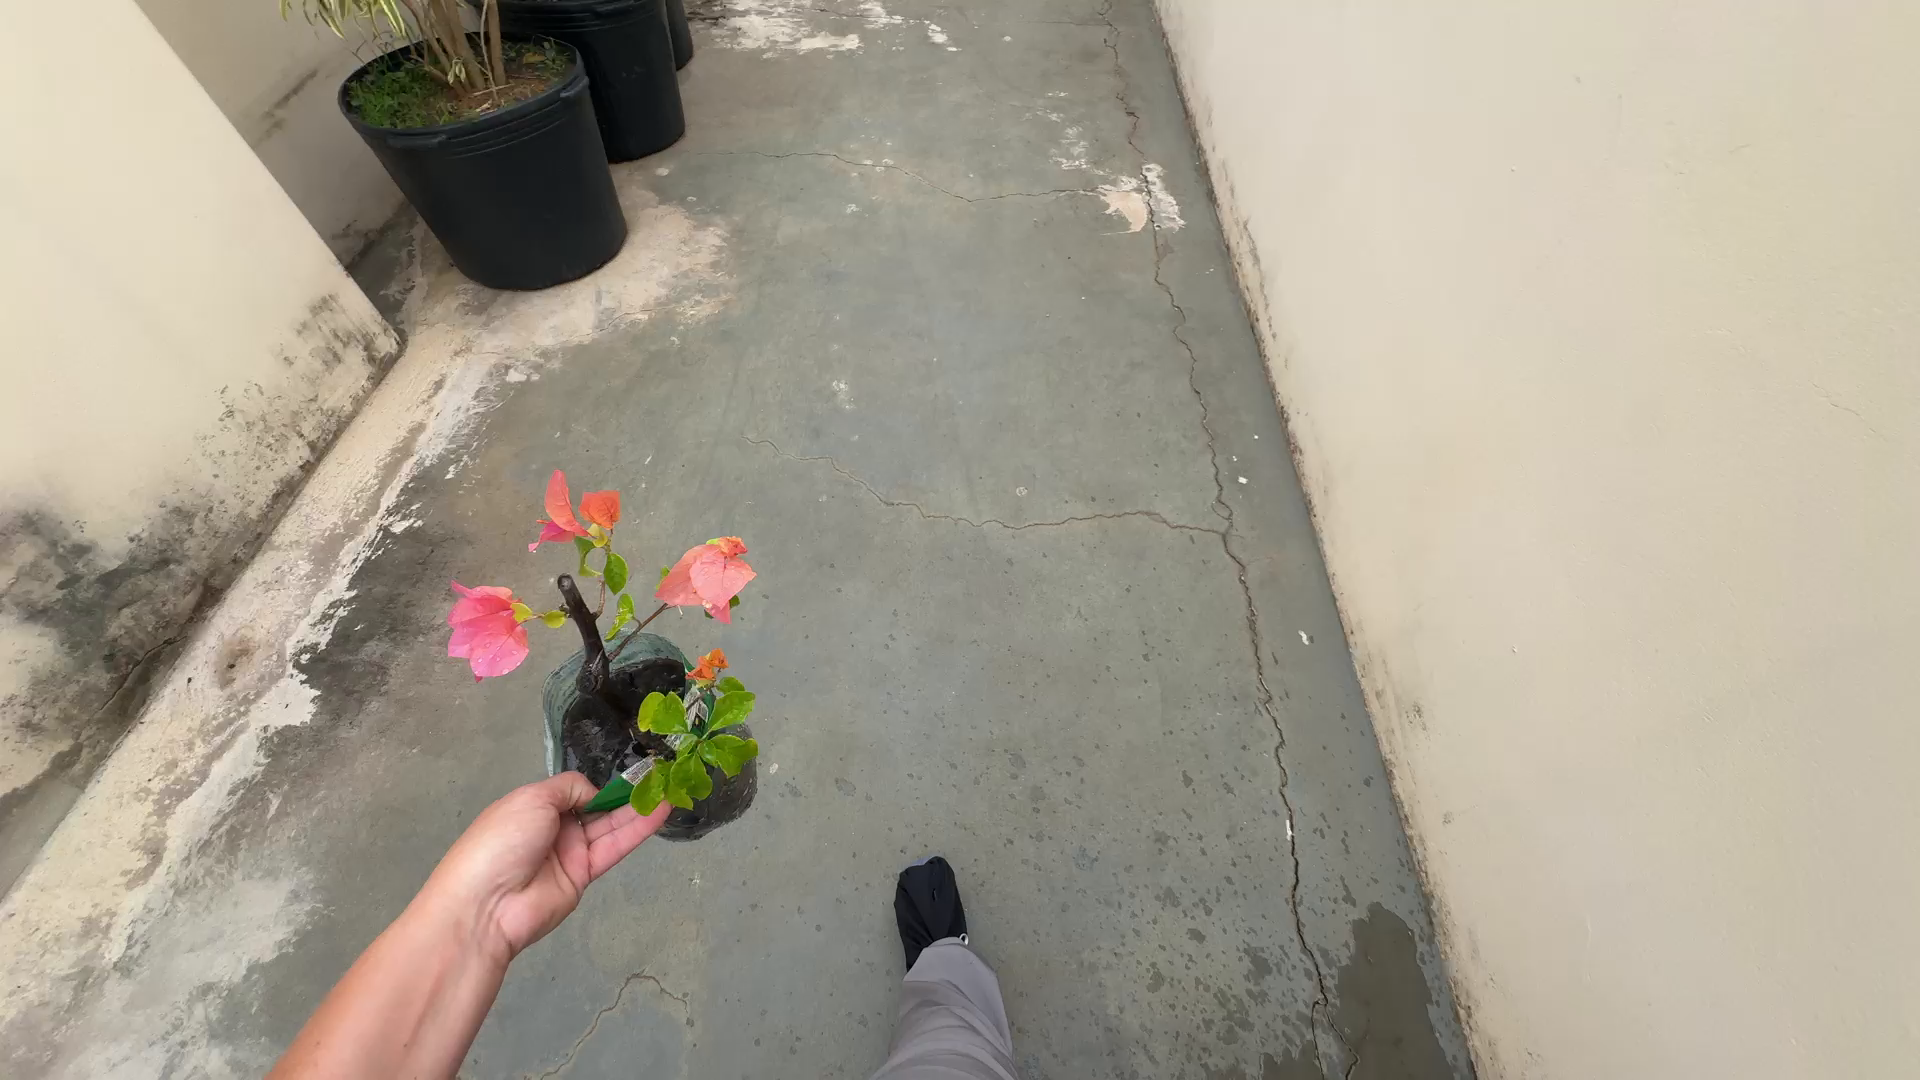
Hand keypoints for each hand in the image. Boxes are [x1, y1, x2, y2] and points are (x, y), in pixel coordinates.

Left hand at [418, 772, 670, 960]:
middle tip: (662, 776)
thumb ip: (570, 788)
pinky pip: (616, 847)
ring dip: (640, 807)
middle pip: (597, 808)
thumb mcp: (532, 798)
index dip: (599, 783)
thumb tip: (595, 795)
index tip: (628, 772)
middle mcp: (554, 829)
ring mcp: (570, 853)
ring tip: (671, 788)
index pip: (574, 791)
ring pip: (612, 825)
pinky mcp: (585, 875)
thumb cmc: (502, 842)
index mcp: (534, 808)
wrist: (485, 907)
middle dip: (626, 793)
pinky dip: (640, 828)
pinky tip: (662, 810)